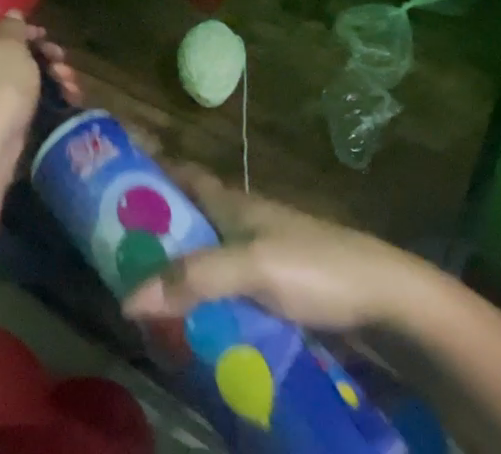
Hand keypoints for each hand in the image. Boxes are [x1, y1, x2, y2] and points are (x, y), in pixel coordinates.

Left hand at [0, 15, 79, 134]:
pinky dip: (56, 97)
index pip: (8, 32)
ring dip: (58, 77)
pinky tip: (71, 99)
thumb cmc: (2, 81)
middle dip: (50, 57)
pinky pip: (38, 100)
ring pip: (35, 78)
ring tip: (70, 86)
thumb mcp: (10, 42)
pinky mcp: (13, 117)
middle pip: (25, 55)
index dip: (31, 32)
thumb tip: (13, 13)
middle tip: (62, 62)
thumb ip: (14, 25)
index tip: (49, 38)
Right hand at [122, 166, 434, 331]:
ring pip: (209, 260)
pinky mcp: (280, 292)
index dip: (151, 172)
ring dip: (179, 275)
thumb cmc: (320, 267)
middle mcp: (246, 224)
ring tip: (141, 302)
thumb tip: (127, 298)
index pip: (186, 176)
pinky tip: (190, 328)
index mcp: (237, 204)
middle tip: (112, 259)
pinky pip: (229, 293)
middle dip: (155, 234)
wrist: (389, 301)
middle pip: (192, 221)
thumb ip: (195, 278)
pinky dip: (206, 304)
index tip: (111, 181)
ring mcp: (265, 258)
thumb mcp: (254, 267)